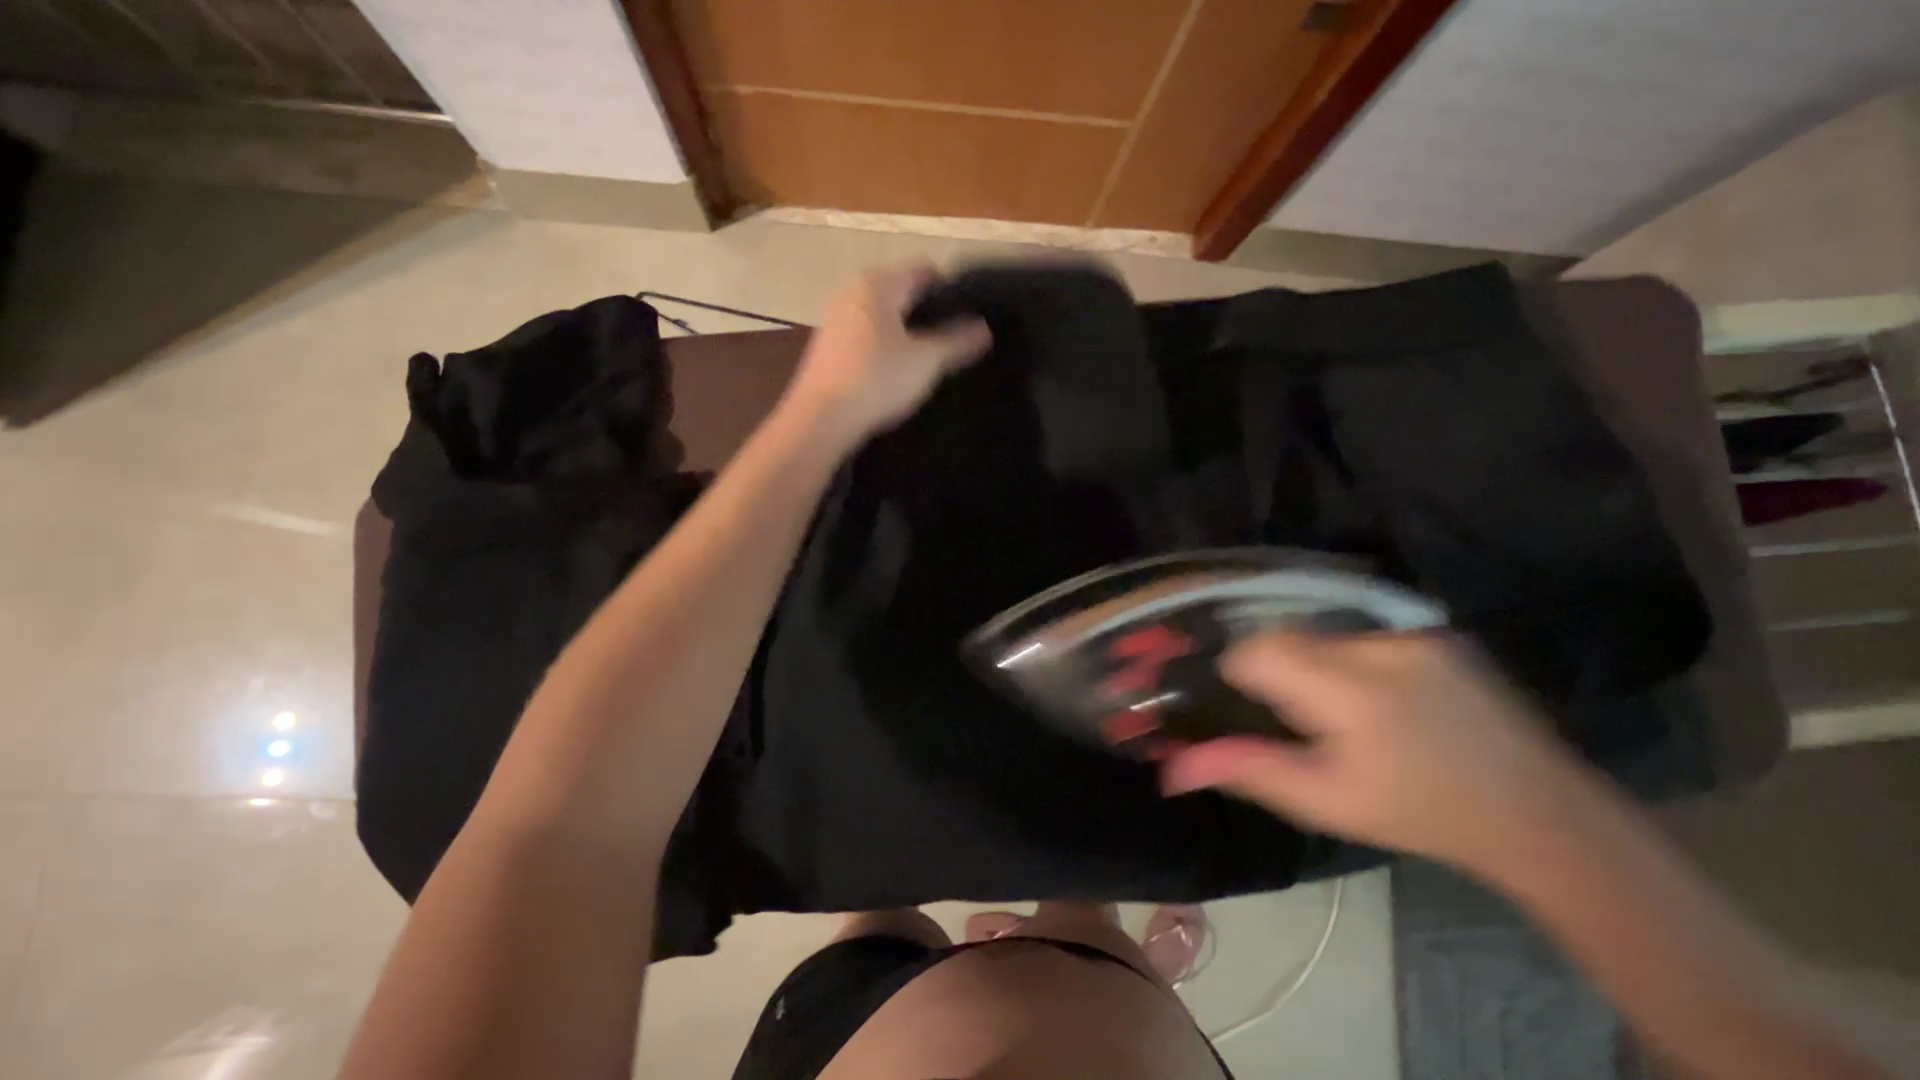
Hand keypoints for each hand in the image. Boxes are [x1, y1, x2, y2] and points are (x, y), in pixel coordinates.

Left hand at [784, 263, 991, 442]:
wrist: (820, 420)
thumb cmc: (877, 380)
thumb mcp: (927, 361)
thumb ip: (957, 340)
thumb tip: (984, 328)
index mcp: (878, 284)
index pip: (924, 269)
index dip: (949, 290)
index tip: (967, 318)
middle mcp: (853, 291)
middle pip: (901, 290)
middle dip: (926, 311)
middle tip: (951, 341)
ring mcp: (835, 318)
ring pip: (882, 313)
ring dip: (904, 330)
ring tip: (926, 359)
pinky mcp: (826, 346)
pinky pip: (865, 334)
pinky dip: (882, 345)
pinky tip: (893, 372)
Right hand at [1161, 632, 1592, 871]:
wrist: (1535, 809)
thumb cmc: (1419, 814)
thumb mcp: (1326, 802)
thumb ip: (1248, 771)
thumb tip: (1172, 766)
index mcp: (1352, 691)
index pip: (1259, 649)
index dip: (1236, 672)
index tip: (1242, 708)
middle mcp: (1381, 646)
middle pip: (1290, 635)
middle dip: (1275, 670)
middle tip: (1291, 718)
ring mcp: (1414, 633)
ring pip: (1325, 632)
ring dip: (1313, 663)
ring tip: (1339, 713)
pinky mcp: (1436, 631)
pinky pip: (1363, 633)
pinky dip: (1350, 659)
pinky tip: (1377, 700)